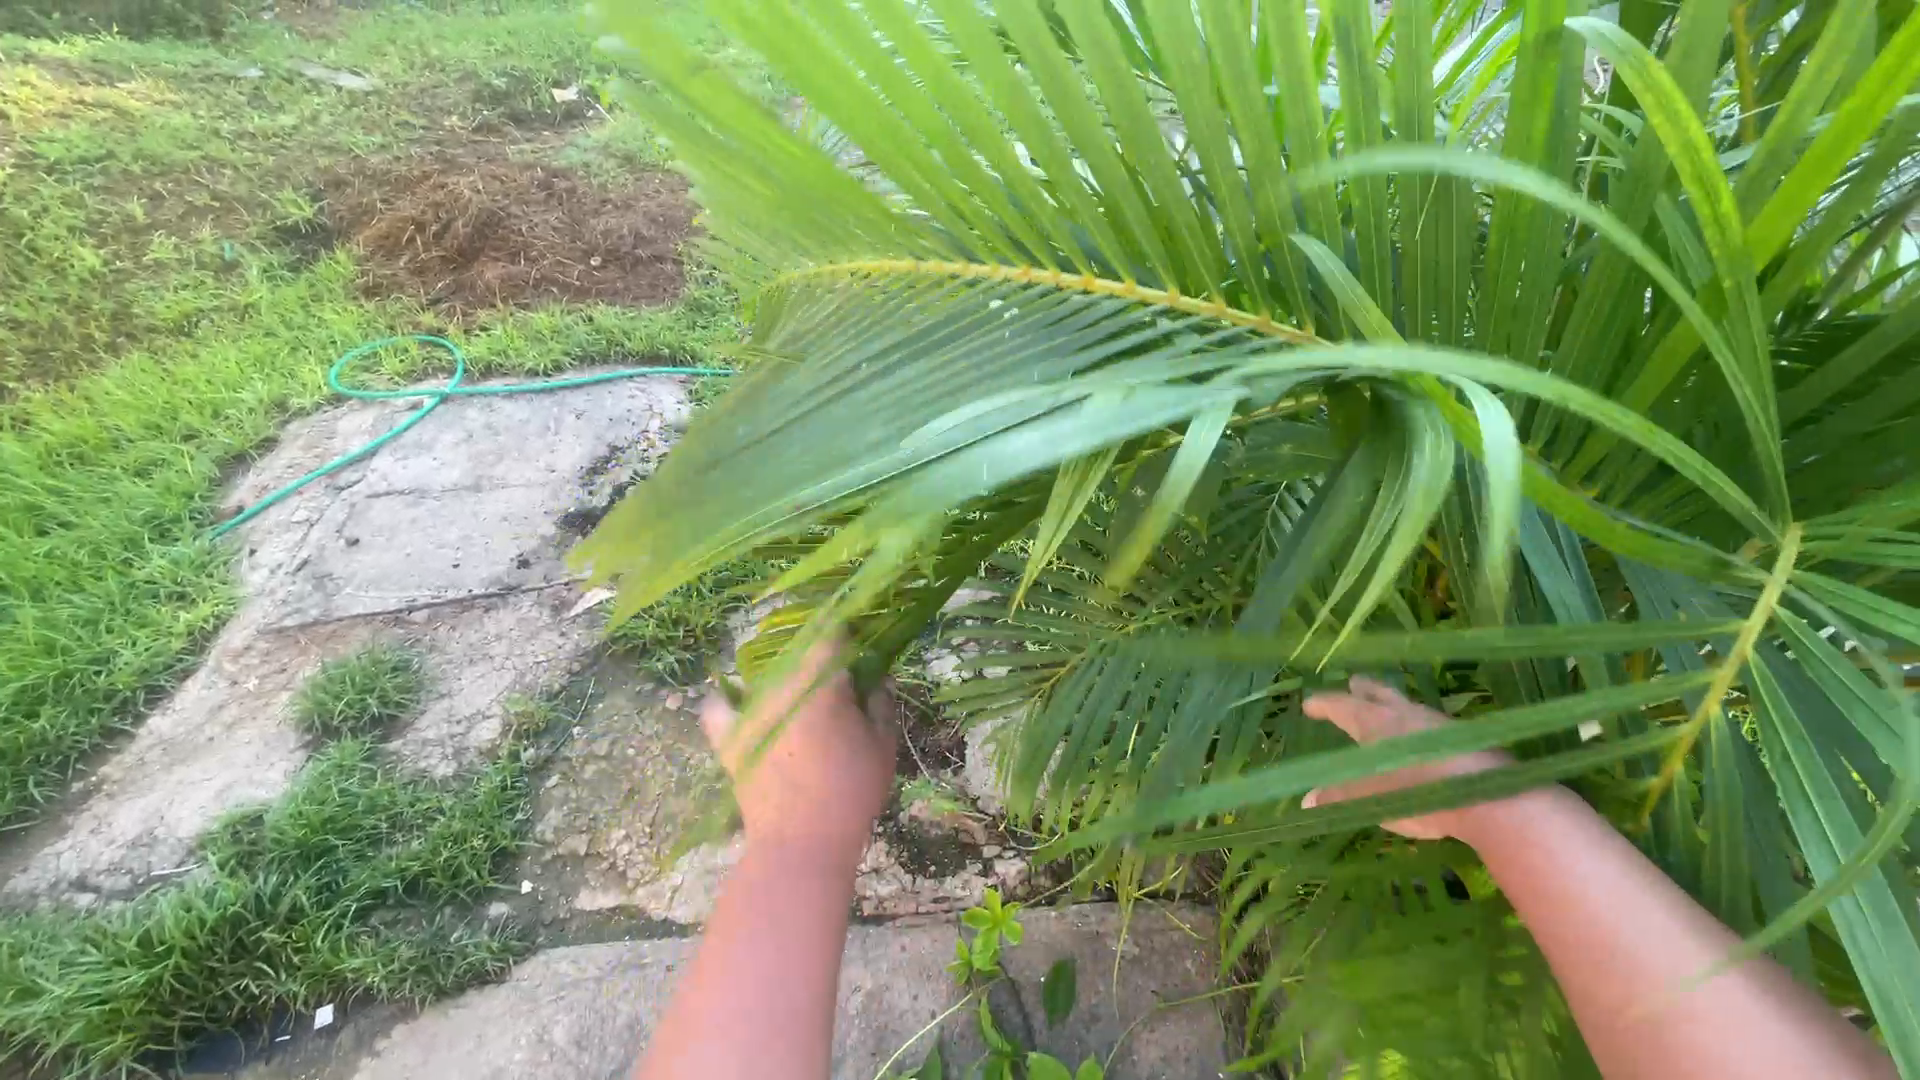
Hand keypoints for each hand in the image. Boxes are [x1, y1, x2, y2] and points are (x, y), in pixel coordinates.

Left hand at [700, 638, 897, 868]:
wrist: (802, 843)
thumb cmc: (851, 793)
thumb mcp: (883, 747)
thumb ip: (881, 705)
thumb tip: (878, 678)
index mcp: (821, 684)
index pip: (830, 636)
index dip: (843, 633)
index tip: (855, 642)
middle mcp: (781, 688)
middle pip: (797, 654)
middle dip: (817, 659)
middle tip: (836, 681)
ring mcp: (749, 713)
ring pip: (764, 677)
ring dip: (782, 679)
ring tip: (798, 698)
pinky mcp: (728, 739)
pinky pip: (717, 707)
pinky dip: (726, 700)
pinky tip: (738, 701)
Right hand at [1301, 675, 1512, 840]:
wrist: (1491, 800)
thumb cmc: (1415, 791)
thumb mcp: (1367, 799)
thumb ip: (1337, 797)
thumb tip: (1306, 800)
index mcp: (1373, 721)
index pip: (1340, 705)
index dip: (1323, 704)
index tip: (1309, 703)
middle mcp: (1404, 714)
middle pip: (1379, 693)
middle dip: (1364, 689)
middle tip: (1354, 683)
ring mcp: (1440, 725)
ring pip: (1410, 708)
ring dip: (1397, 708)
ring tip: (1391, 714)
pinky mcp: (1471, 741)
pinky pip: (1437, 729)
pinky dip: (1424, 731)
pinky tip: (1428, 744)